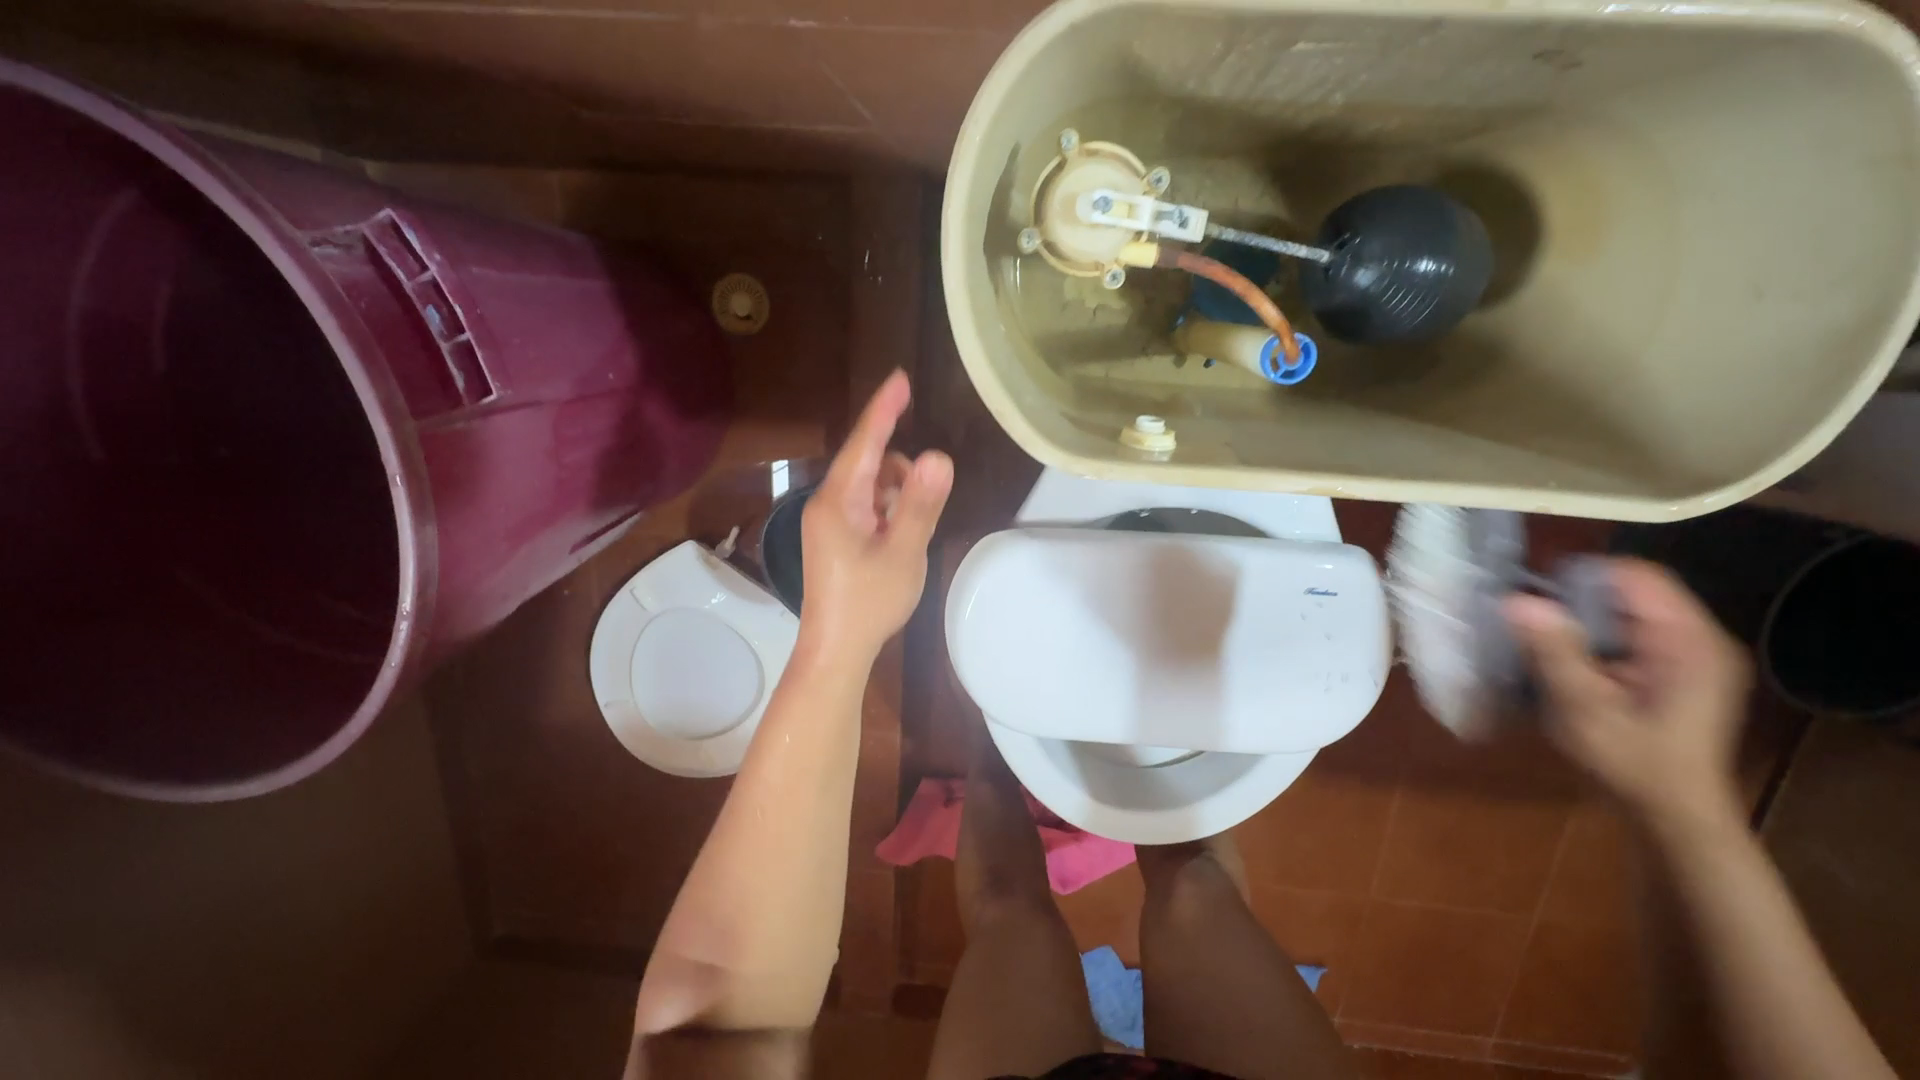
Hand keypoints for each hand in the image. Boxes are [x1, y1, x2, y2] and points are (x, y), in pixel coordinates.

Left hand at [798, 371, 951, 660]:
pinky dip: (887, 512)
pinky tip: (898, 541)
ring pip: (870, 487)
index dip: (884, 409)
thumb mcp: (904, 553)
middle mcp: (827, 504)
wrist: (836, 650)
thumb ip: (921, 504)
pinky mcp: (834, 539)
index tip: (900, 378)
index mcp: (839, 501)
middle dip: (900, 473)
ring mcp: (828, 523)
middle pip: (869, 464)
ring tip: (908, 536)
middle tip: (921, 510)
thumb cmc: (868, 602)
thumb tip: (938, 456)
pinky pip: (866, 507)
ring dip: (896, 496)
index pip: (864, 442)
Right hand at [1505, 560, 1750, 834]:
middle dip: (1579, 604)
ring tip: (1545, 644)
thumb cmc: (1633, 764)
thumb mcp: (1585, 707)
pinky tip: (1573, 668)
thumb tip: (1516, 600)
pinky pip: (1634, 639)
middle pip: (1632, 595)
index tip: (1539, 596)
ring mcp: (1694, 660)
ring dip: (1585, 625)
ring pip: (1629, 617)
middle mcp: (1700, 641)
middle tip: (1533, 623)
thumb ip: (1554, 651)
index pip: (1638, 578)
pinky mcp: (1680, 676)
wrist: (1674, 818)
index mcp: (1689, 643)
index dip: (1585, 577)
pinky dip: (1599, 644)